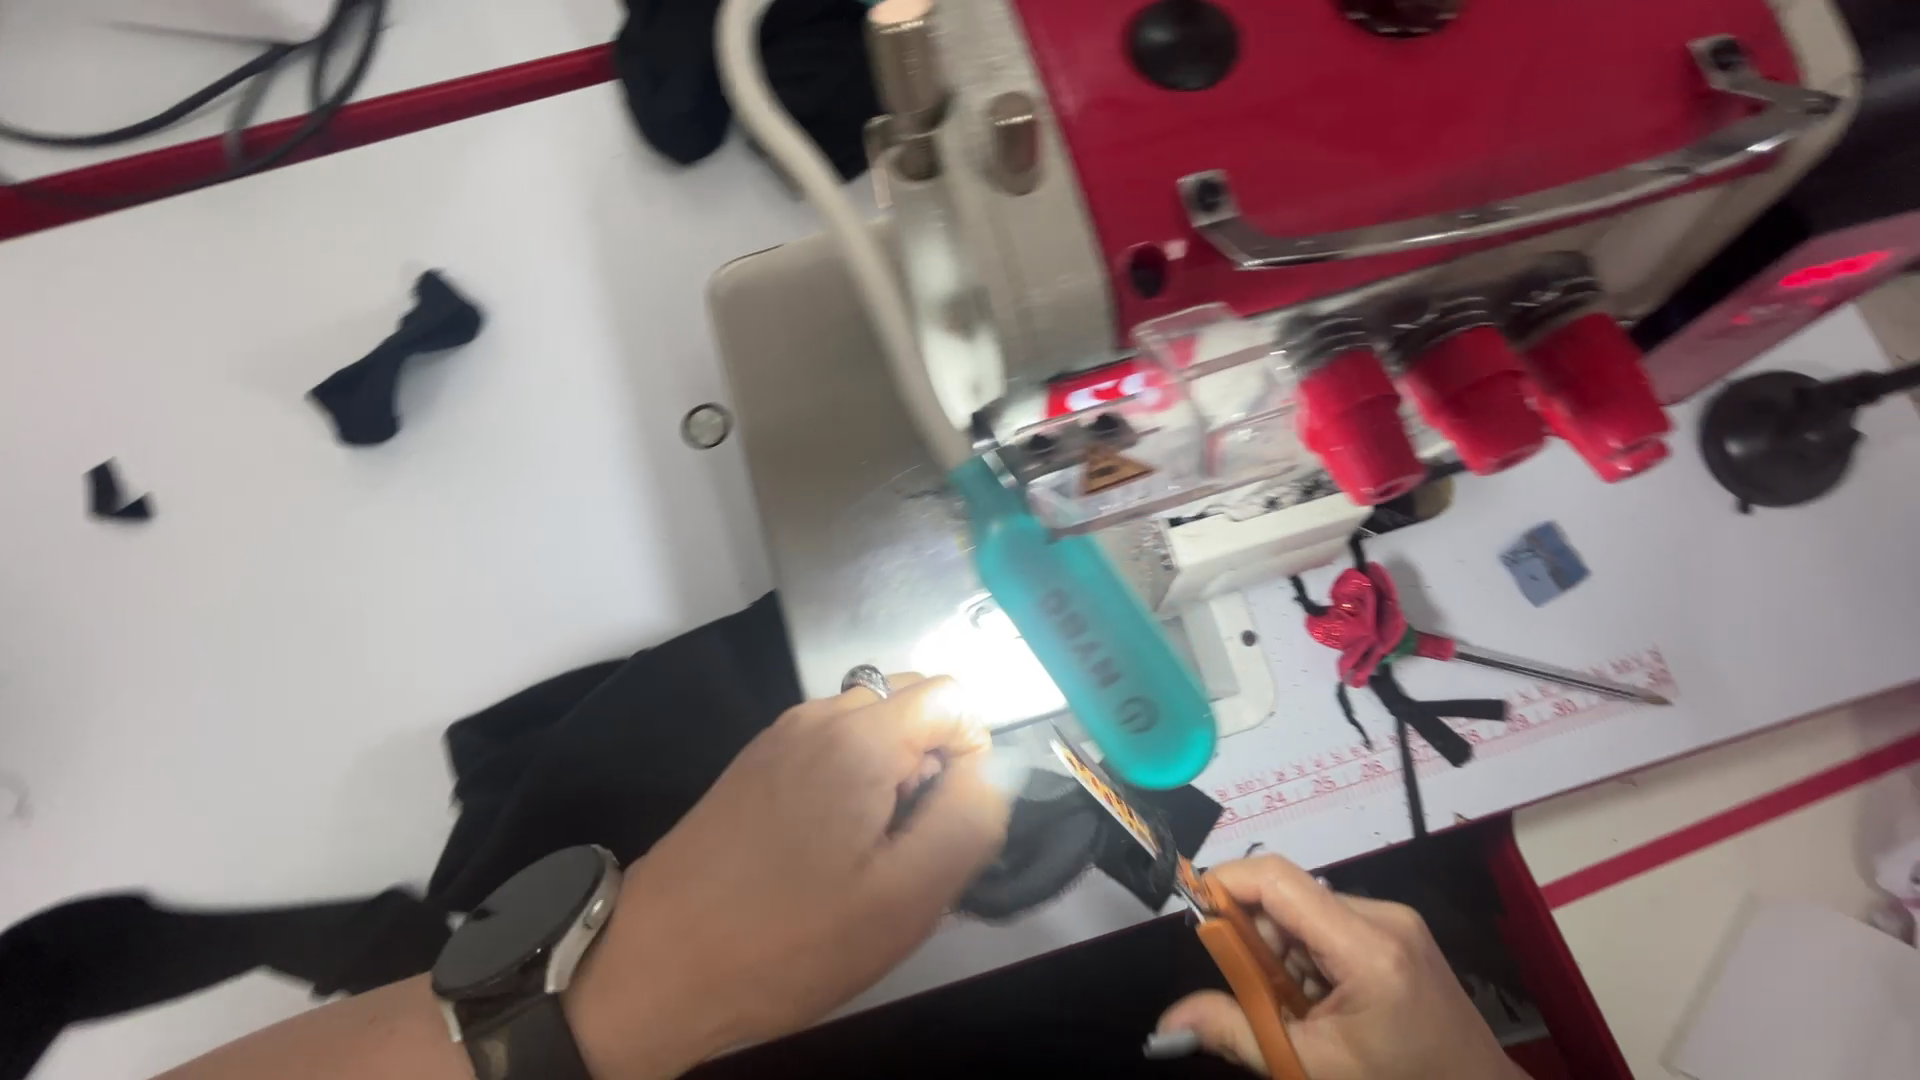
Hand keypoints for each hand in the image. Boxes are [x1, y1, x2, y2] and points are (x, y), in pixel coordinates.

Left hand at [566, 675, 1009, 1078]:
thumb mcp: (904, 898)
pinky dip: (853, 774)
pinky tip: (826, 843)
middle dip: (932, 756)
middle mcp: (818, 715)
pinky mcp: (757, 759)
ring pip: (873, 721)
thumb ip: (969, 819)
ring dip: (892, 768)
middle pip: (912, 700)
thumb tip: (987, 768)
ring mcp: (781, 734)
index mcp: (860, 737)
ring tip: (866, 847)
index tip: (946, 818)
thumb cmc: (789, 939)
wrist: (654, 965)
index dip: (972, 751)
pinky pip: (832, 742)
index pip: (954, 695)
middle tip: (908, 837)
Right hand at [1156, 856, 1524, 1079]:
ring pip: (1304, 911)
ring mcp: (1395, 921)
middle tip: (1249, 991)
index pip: (1278, 880)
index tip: (1192, 910)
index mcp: (1369, 948)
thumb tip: (1167, 1023)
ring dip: (1280, 951)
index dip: (1225, 882)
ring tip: (1296, 1008)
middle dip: (1254, 936)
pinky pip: (1328, 923)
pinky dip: (1306, 956)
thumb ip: (1234, 1033)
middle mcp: (1384, 917)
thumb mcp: (1313, 1071)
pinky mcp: (1398, 931)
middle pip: (1288, 897)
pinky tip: (1319, 1001)